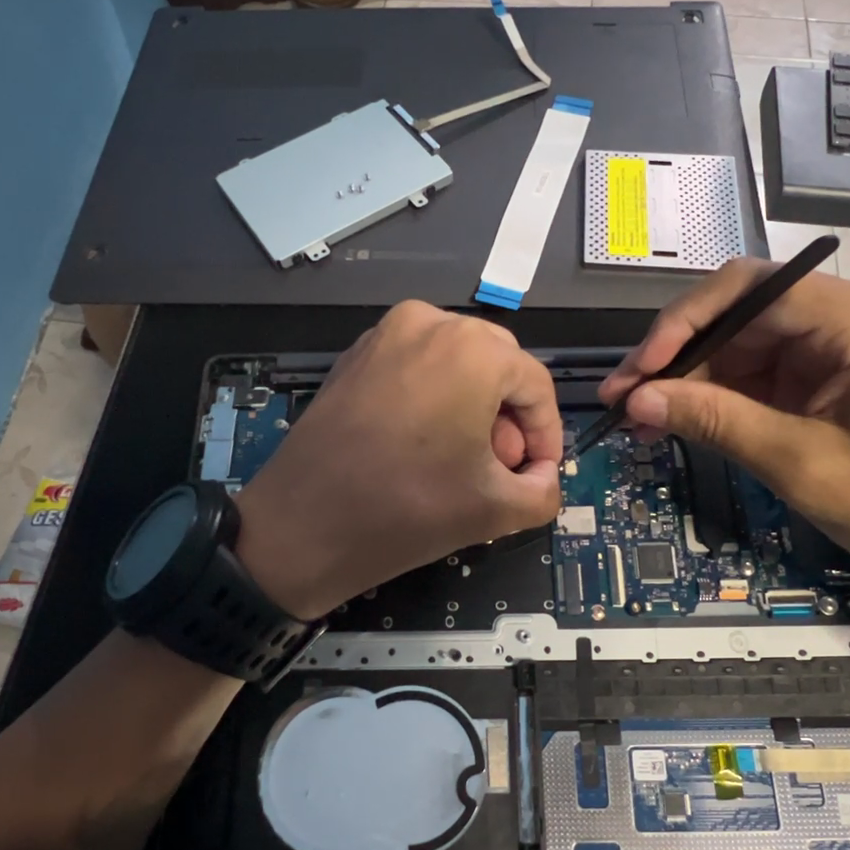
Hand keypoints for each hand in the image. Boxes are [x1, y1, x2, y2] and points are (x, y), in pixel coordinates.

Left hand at [234, 301, 562, 619]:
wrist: (303, 526)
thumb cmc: (407, 510)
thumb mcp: (496, 509)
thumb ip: (545, 488)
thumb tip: (543, 474)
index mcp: (473, 349)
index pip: (535, 386)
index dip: (546, 435)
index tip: (539, 474)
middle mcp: (430, 323)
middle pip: (497, 367)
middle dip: (508, 419)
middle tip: (500, 469)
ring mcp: (385, 334)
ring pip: (455, 364)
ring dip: (471, 407)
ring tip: (461, 461)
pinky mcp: (355, 356)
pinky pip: (415, 367)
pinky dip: (432, 399)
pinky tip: (422, 446)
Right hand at [599, 261, 849, 614]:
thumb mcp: (802, 464)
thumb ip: (716, 421)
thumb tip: (638, 400)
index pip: (750, 288)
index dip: (681, 324)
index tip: (638, 371)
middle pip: (747, 313)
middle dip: (682, 356)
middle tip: (626, 400)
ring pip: (754, 342)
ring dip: (700, 378)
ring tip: (646, 416)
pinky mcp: (849, 372)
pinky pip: (775, 369)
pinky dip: (731, 395)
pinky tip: (690, 418)